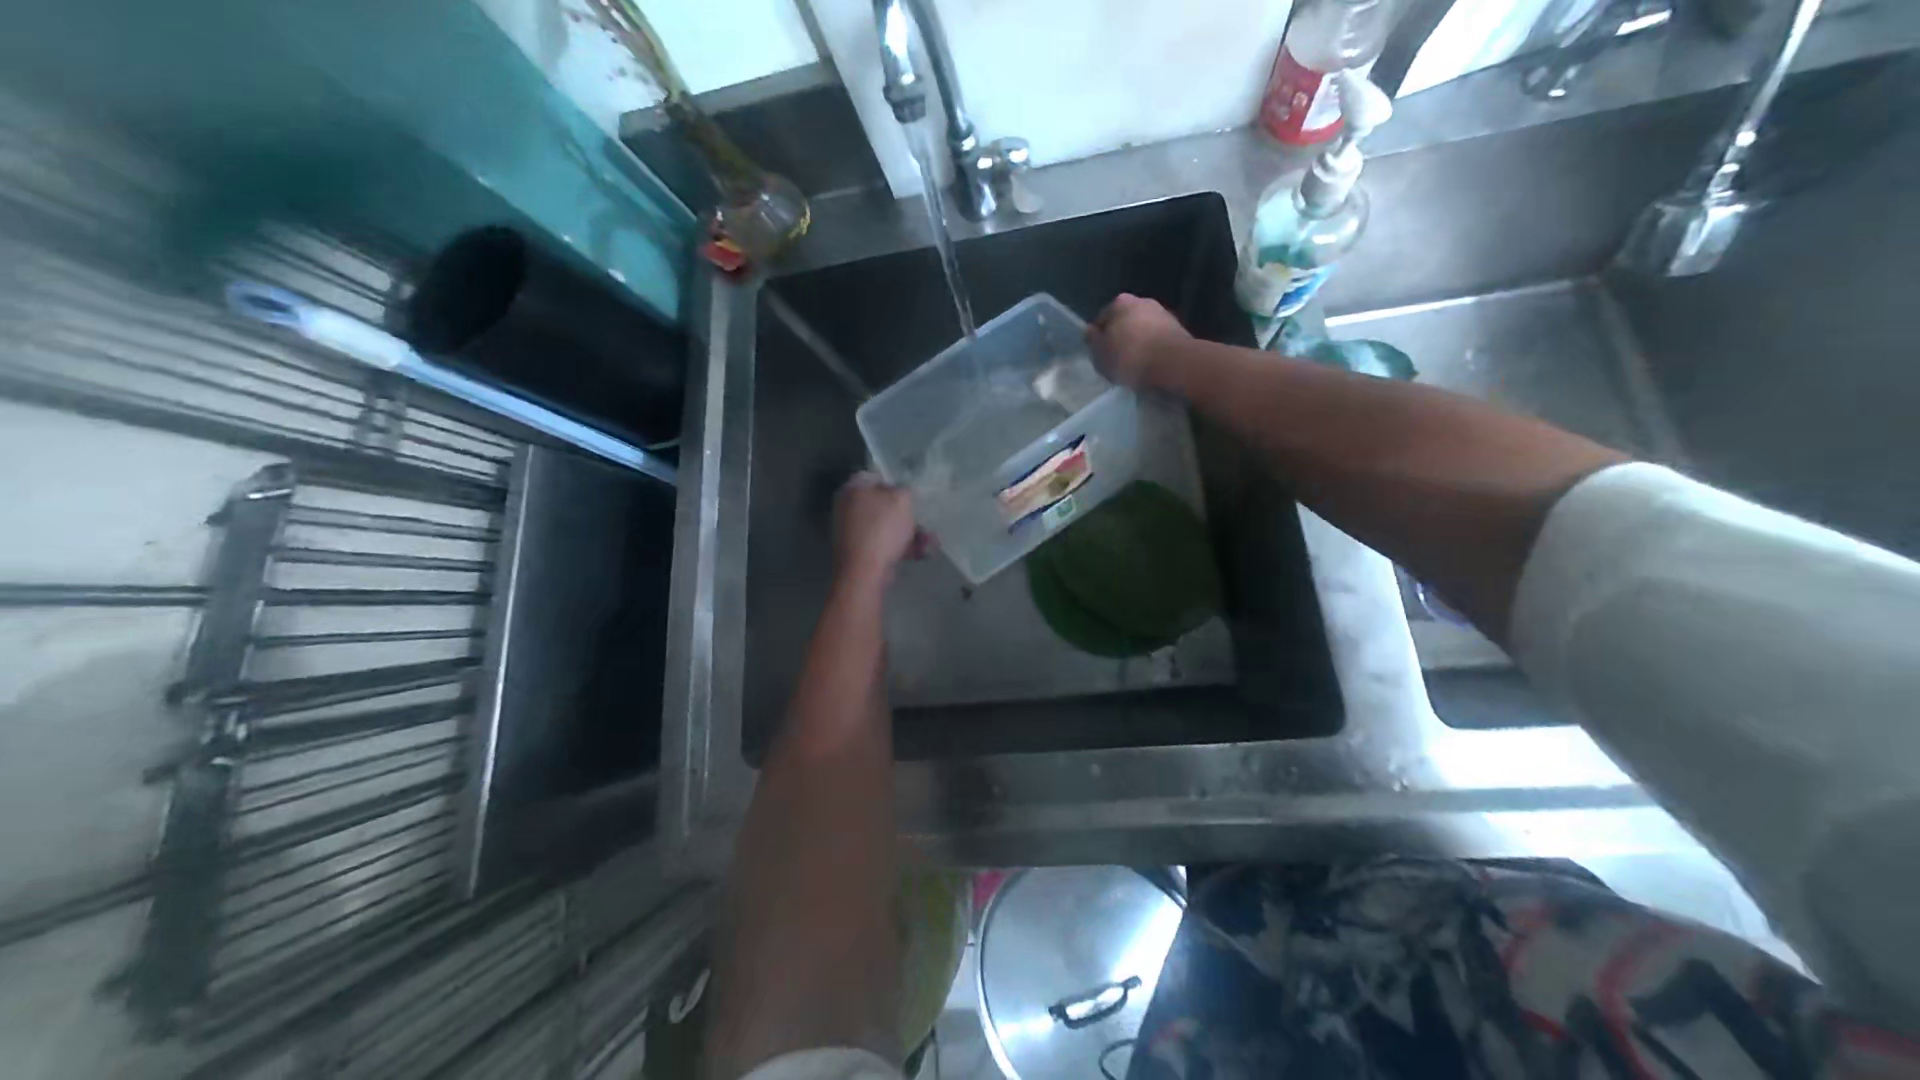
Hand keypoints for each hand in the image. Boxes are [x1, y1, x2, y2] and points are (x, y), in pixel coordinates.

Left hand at [833, 473, 927, 585]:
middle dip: (910, 514)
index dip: (896, 481)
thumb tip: (902, 491)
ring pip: (890, 526)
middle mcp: (850, 507)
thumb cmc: (882, 528)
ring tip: (932, 542)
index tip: (913, 491)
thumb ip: (905, 489)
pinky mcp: (863, 551)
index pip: (875, 475)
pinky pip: (887, 543)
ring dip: (913, 533)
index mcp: (853, 489)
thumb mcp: (901, 499)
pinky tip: (923, 553)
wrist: (864, 571)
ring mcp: (856, 531)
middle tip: (926, 518)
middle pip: (885, 504)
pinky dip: (904, 547)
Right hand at [1087, 294, 1191, 389]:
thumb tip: (1091, 331)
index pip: (1102, 319)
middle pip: (1124, 322)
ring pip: (1142, 331)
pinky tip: (1150, 366)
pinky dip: (1153, 350)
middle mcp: (1143, 301)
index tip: (1100, 354)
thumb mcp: (1100, 354)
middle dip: (1120, 338)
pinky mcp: (1178, 330)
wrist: (1173, 362)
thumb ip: (1093, 341)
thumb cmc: (1129, 356)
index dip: (1099, 338)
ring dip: (1138, 343)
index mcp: (1120, 302)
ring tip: (1134, 366)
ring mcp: (1163, 314)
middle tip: (1116, 360)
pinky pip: (1157, 341)